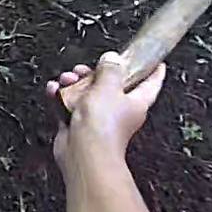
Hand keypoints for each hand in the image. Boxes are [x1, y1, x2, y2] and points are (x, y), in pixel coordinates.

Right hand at [45, 51, 165, 165]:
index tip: (156, 62)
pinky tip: (54, 90)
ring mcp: (97, 119)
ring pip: (86, 93)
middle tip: (85, 69)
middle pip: (110, 85)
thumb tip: (112, 58)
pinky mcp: (77, 124)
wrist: (83, 152)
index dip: (154, 71)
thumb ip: (110, 69)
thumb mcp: (109, 87)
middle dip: (94, 73)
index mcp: (135, 102)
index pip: (151, 83)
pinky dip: (59, 96)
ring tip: (67, 79)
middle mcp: (118, 111)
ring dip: (73, 83)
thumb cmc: (103, 127)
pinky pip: (67, 104)